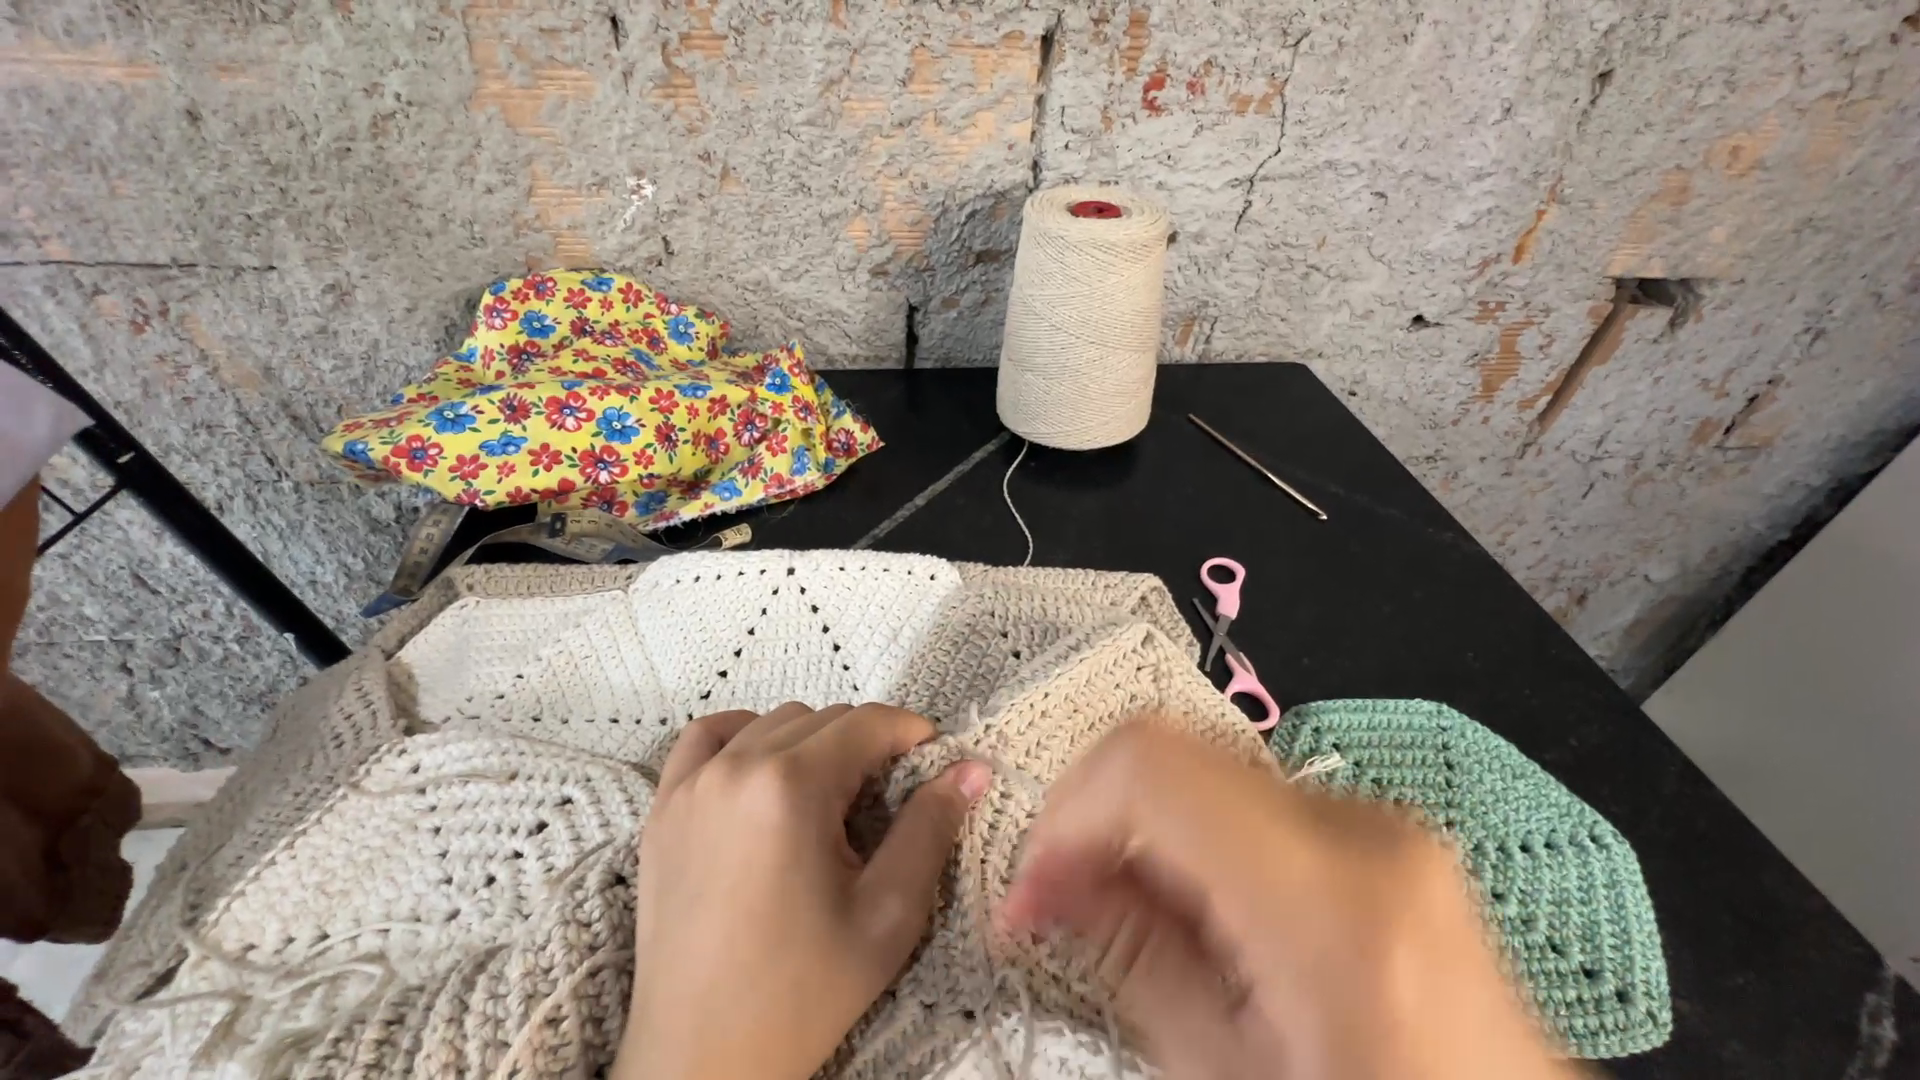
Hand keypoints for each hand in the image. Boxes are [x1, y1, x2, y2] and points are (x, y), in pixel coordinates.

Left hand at [616, 702, 989, 1079]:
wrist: (701, 1059)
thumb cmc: (803, 993)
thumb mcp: (888, 915)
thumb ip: (931, 828)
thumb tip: (970, 768)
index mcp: (791, 788)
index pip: (866, 723)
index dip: (911, 733)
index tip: (936, 761)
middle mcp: (735, 768)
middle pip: (823, 719)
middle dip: (867, 744)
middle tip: (886, 799)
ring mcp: (690, 785)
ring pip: (771, 723)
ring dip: (812, 742)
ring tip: (829, 798)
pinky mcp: (662, 809)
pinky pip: (705, 738)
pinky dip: (742, 737)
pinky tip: (763, 772)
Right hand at [1002, 723, 1576, 1079]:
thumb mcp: (1231, 1076)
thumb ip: (1135, 958)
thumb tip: (1052, 883)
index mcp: (1333, 900)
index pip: (1149, 763)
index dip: (1065, 811)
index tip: (1033, 884)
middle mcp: (1368, 832)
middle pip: (1173, 758)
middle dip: (1094, 824)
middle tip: (1052, 907)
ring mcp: (1384, 825)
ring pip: (1204, 776)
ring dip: (1139, 834)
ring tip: (1114, 921)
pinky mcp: (1384, 835)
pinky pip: (1250, 804)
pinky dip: (1191, 841)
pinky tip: (1182, 912)